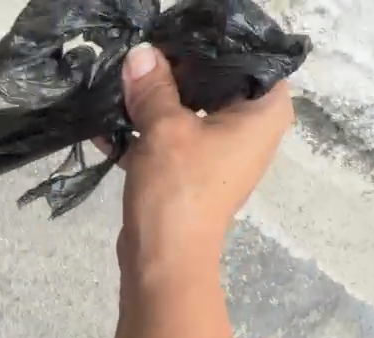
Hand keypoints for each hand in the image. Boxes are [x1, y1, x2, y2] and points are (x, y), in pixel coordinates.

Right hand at [114, 43, 292, 270]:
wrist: (162, 261)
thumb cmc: (177, 191)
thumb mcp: (163, 131)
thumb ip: (152, 89)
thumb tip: (139, 54)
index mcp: (265, 106)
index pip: (240, 55)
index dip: (200, 45)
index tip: (163, 40)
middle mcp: (251, 126)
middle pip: (210, 84)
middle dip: (168, 76)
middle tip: (134, 64)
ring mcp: (220, 153)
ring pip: (185, 115)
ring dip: (150, 107)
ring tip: (116, 92)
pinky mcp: (190, 176)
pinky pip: (169, 143)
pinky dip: (143, 136)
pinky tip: (109, 128)